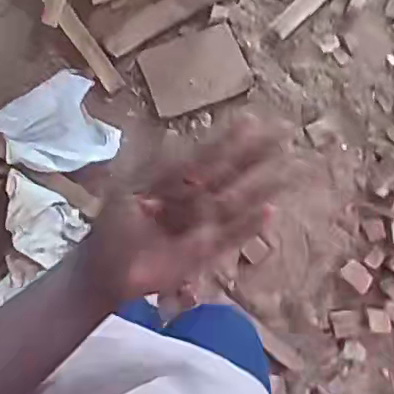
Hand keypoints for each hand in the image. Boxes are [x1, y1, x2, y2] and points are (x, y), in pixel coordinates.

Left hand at [72, 119, 284, 303]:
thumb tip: (174, 137)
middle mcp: (192, 200)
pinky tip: (270, 211)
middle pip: (227, 175)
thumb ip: (156, 171)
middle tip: (281, 135)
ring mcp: (200, 226)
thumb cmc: (113, 229)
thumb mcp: (130, 191)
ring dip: (260, 188)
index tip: (252, 122)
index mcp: (173, 182)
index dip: (227, 141)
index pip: (205, 157)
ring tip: (287, 172)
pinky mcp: (203, 253)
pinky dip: (248, 226)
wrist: (105, 271)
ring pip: (234, 202)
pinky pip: (230, 237)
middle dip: (252, 157)